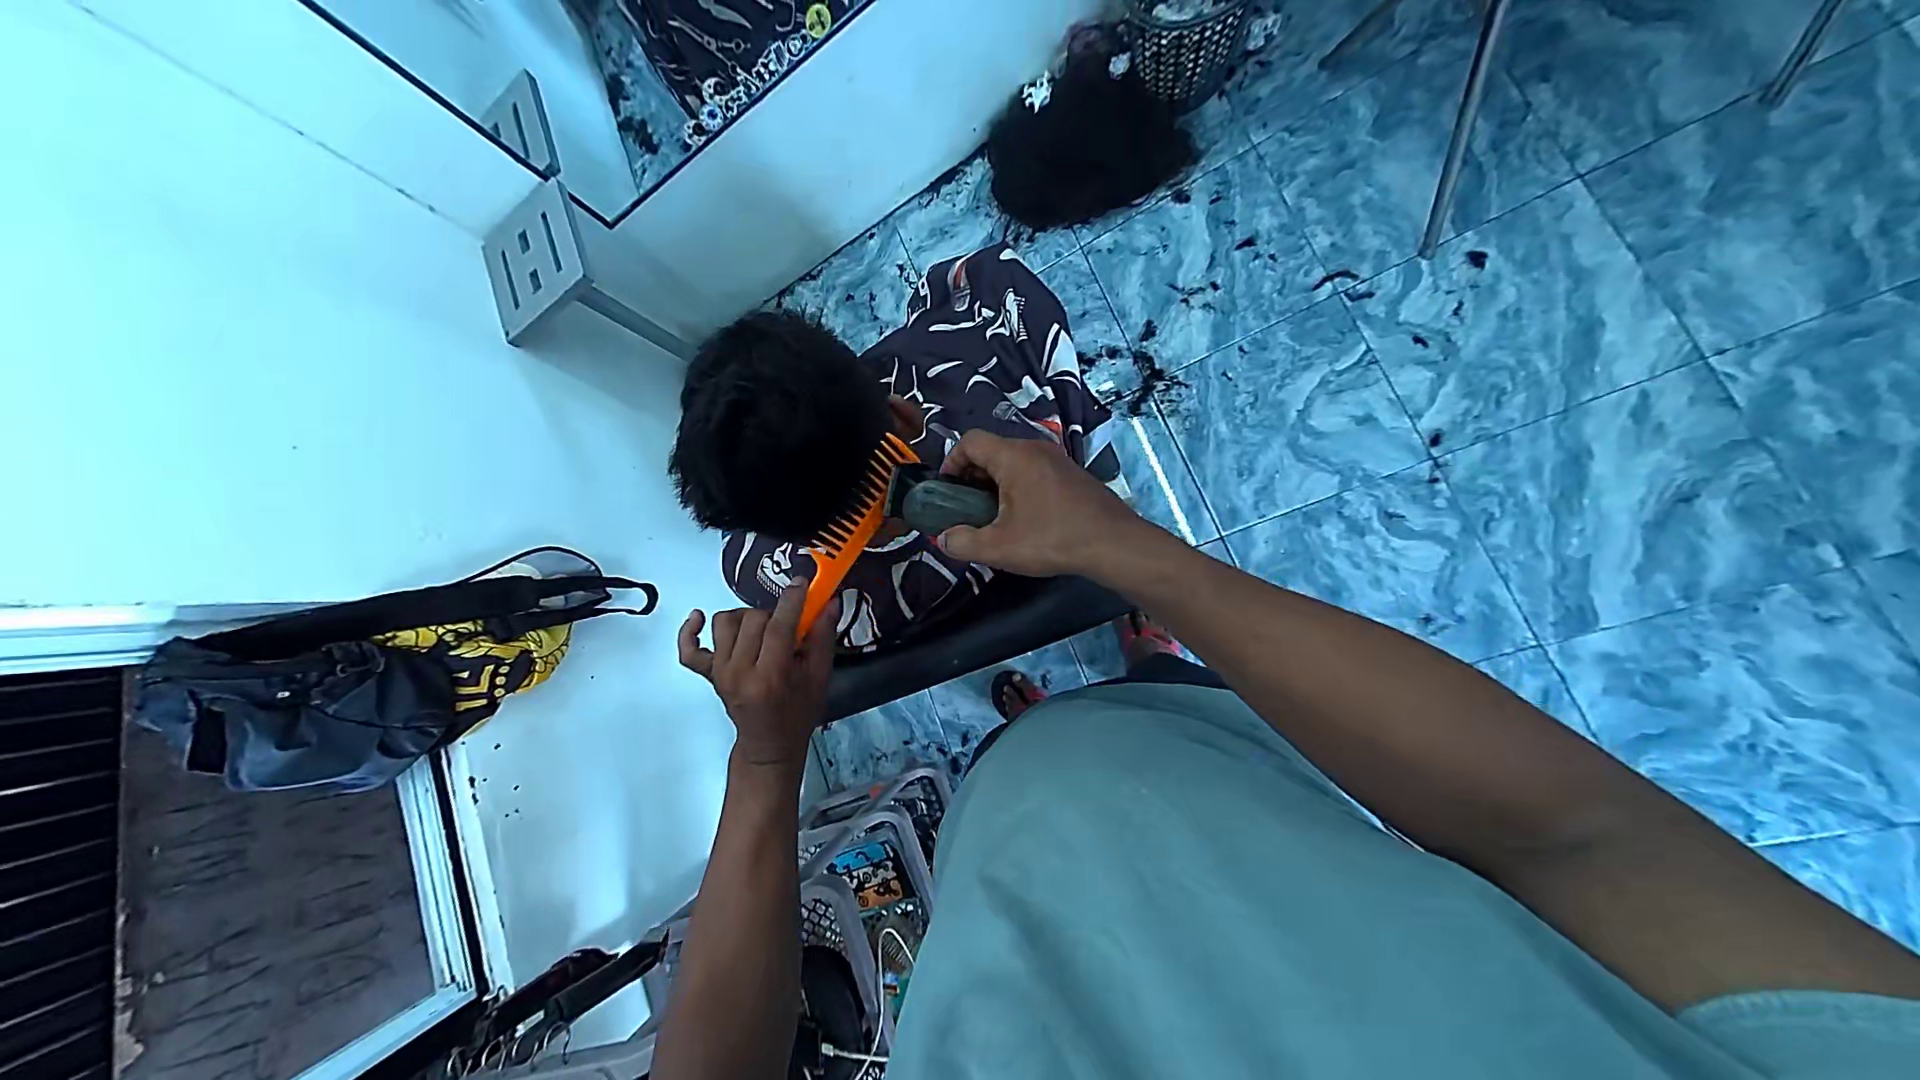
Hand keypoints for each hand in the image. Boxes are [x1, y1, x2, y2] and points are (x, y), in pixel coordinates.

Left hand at [678, 582, 839, 768]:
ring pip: (725, 623)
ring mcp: (720, 673)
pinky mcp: (708, 674)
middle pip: (752, 620)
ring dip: (746, 618)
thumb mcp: (820, 677)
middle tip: (789, 625)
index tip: (802, 583)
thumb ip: (823, 637)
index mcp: (771, 677)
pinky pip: (689, 649)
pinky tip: (699, 618)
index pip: (779, 627)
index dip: (792, 601)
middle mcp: (740, 672)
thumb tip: (830, 601)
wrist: (769, 744)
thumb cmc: (798, 713)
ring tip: (763, 628)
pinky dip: (690, 631)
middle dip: (774, 614)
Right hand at [935, 430, 1157, 578]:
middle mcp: (1035, 448)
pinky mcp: (1072, 474)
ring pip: (1014, 461)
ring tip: (993, 516)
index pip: (970, 441)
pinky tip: (1024, 518)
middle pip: (992, 450)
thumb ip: (962, 542)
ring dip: (996, 483)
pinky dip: (1019, 487)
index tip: (946, 490)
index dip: (951, 462)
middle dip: (972, 476)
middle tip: (966, 507)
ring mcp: (1057, 459)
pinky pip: (1034, 471)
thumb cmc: (1052, 539)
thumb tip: (944, 539)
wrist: (1114, 544)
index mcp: (1013, 456)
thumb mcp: (999, 547)